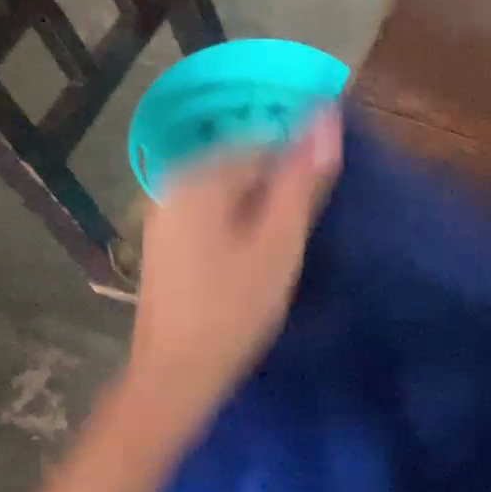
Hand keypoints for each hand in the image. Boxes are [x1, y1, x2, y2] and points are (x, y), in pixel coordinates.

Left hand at [127, 110, 342, 410]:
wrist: (175, 378)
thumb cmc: (234, 308)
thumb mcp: (279, 242)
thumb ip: (303, 178)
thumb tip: (326, 114)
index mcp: (199, 175)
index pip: (267, 146)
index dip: (299, 178)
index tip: (314, 218)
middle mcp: (172, 184)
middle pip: (246, 168)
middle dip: (279, 196)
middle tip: (296, 244)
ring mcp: (164, 215)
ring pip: (232, 196)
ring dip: (261, 216)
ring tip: (279, 257)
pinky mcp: (165, 243)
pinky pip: (214, 217)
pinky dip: (239, 231)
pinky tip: (250, 267)